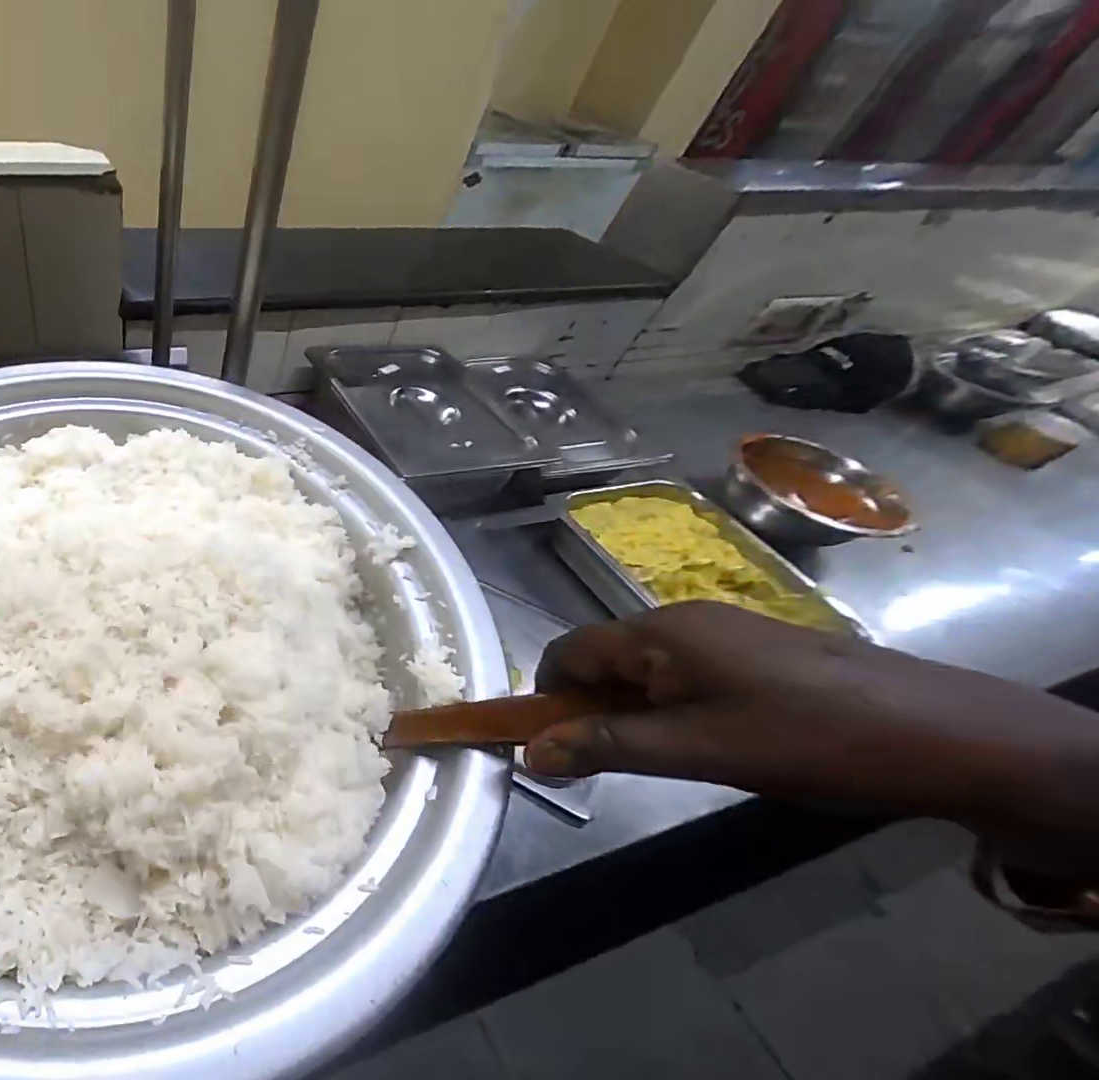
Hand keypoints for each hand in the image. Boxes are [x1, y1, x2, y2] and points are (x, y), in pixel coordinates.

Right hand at [525, 602, 1098, 874]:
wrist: (959, 736)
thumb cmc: (810, 739)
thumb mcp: (696, 751)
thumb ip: (604, 747)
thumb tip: (529, 754)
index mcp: (657, 632)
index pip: (567, 651)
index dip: (549, 695)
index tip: (556, 742)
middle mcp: (679, 617)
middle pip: (603, 657)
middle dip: (594, 705)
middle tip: (619, 755)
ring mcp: (720, 628)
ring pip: (644, 665)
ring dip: (635, 706)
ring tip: (673, 750)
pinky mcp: (753, 644)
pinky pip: (682, 667)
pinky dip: (672, 700)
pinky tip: (714, 733)